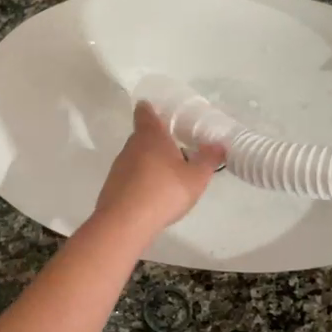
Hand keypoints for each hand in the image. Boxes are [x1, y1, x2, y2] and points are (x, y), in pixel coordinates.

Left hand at [93, 103, 226, 237]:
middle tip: (176, 149)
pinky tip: (153, 196)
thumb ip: (208, 160)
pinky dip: (141, 181)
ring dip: (150, 163)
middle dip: (157, 141)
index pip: (145, 112)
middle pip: (142, 136)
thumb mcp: (196, 178)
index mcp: (151, 136)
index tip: (160, 112)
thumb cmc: (164, 192)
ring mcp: (118, 167)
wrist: (125, 223)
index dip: (151, 109)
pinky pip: (130, 177)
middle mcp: (131, 146)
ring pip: (136, 157)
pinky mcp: (112, 187)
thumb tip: (219, 145)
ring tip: (168, 176)